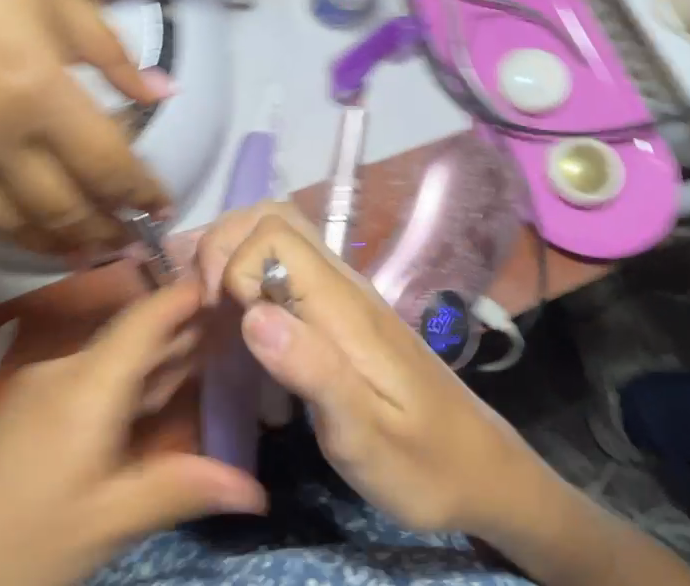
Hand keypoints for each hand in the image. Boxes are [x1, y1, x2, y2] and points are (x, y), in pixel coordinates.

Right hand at [0, 0, 170, 254]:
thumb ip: (105, 49)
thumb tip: (157, 93)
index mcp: (39, 92)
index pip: (107, 167)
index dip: (141, 194)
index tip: (162, 207)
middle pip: (63, 211)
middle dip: (107, 231)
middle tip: (132, 239)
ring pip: (10, 226)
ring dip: (56, 245)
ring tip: (85, 252)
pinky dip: (0, 228)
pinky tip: (17, 227)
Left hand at [0, 278, 267, 585]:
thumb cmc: (21, 539)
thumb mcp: (104, 520)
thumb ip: (178, 489)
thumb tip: (255, 488)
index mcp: (87, 384)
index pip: (144, 320)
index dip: (184, 295)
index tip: (225, 272)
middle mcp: (63, 372)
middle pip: (131, 340)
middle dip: (181, 329)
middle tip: (237, 316)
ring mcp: (39, 391)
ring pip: (110, 364)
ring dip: (157, 358)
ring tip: (209, 346)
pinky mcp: (25, 414)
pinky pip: (88, 384)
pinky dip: (129, 383)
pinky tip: (154, 393)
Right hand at [197, 203, 550, 535]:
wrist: (482, 473)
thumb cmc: (423, 465)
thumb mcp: (365, 437)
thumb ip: (313, 372)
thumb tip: (254, 314)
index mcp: (344, 306)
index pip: (273, 234)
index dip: (233, 265)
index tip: (219, 319)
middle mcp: (342, 285)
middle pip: (273, 216)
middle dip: (224, 246)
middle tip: (207, 307)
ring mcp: (343, 296)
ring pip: (279, 235)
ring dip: (234, 256)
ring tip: (215, 312)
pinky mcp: (341, 314)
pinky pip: (287, 267)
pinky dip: (250, 276)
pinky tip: (240, 324)